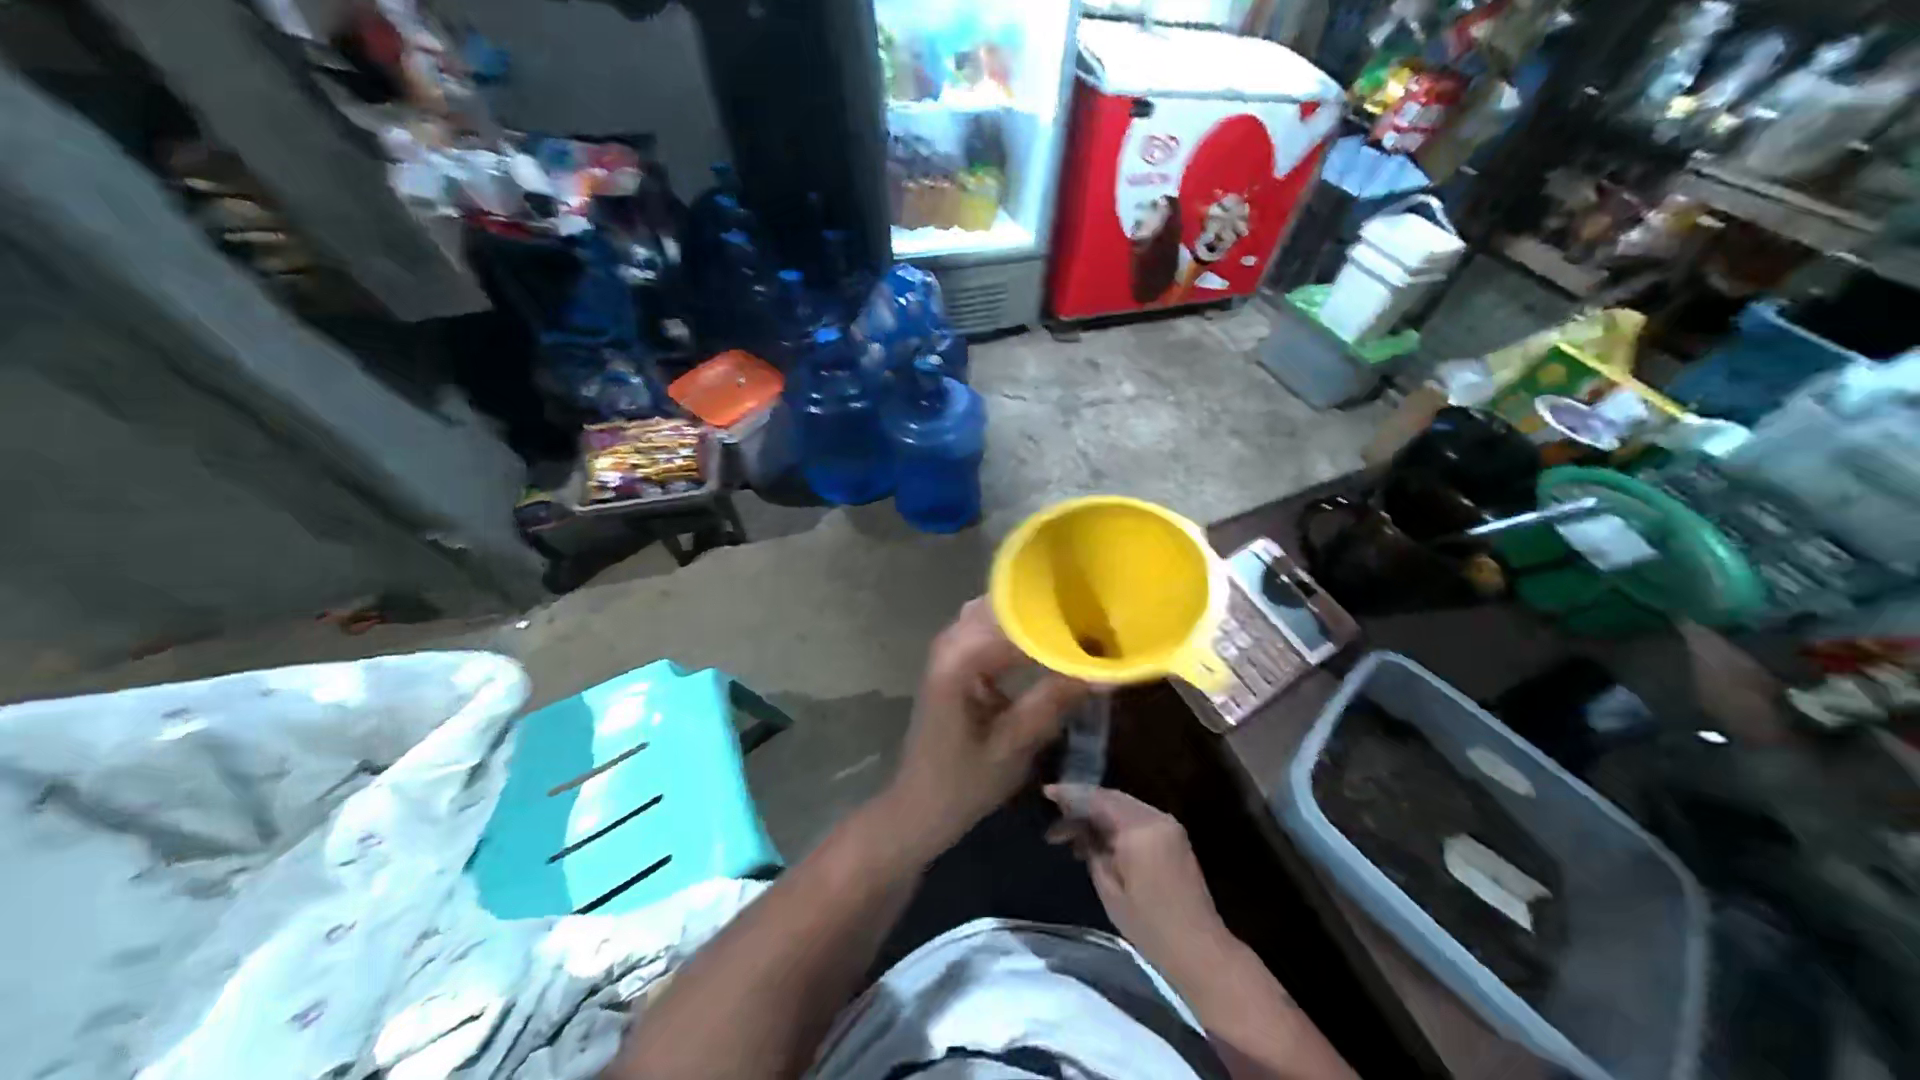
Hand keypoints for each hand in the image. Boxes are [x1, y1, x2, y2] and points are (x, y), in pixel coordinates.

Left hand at [879, 598, 1088, 855]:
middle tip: (1090, 625)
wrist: (920, 805)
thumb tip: (1101, 673)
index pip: (1015, 626)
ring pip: (994, 613)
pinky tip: (1046, 643)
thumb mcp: (1013, 748)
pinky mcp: (954, 660)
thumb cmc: (962, 783)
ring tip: (1074, 629)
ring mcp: (948, 649)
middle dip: (1044, 613)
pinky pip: (988, 628)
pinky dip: (1015, 631)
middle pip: (1002, 608)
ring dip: (1030, 620)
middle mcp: (949, 644)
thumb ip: (1052, 703)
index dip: (1058, 627)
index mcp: (958, 663)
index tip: (1099, 631)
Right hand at [1044, 785, 1228, 966]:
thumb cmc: (1149, 925)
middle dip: (1082, 803)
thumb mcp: (1109, 889)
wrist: (1199, 949)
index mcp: (1139, 829)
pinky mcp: (1174, 836)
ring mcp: (1169, 825)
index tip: (1046, 793)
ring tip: (1072, 832)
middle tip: (1056, 815)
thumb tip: (1079, 829)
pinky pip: (1137, 817)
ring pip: (1124, 806)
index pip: (1097, 800)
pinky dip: (1115, 822)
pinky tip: (1098, 839)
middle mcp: (1156, 817)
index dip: (1069, 795)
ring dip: (1098, 813)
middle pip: (1111, 798)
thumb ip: (1092, 850)